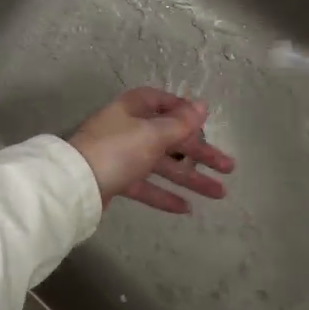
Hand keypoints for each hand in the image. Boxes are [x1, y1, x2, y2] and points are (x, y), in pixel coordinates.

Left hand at [68, 88, 234, 213]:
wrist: (79, 181)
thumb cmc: (118, 149)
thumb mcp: (152, 133)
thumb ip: (179, 122)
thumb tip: (201, 104)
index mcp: (130, 110)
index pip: (157, 100)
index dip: (180, 109)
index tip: (205, 122)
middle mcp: (125, 128)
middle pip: (166, 136)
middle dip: (197, 151)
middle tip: (229, 168)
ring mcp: (119, 154)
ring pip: (160, 163)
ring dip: (189, 177)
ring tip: (220, 194)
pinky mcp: (116, 179)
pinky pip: (146, 185)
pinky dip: (164, 195)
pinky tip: (186, 208)